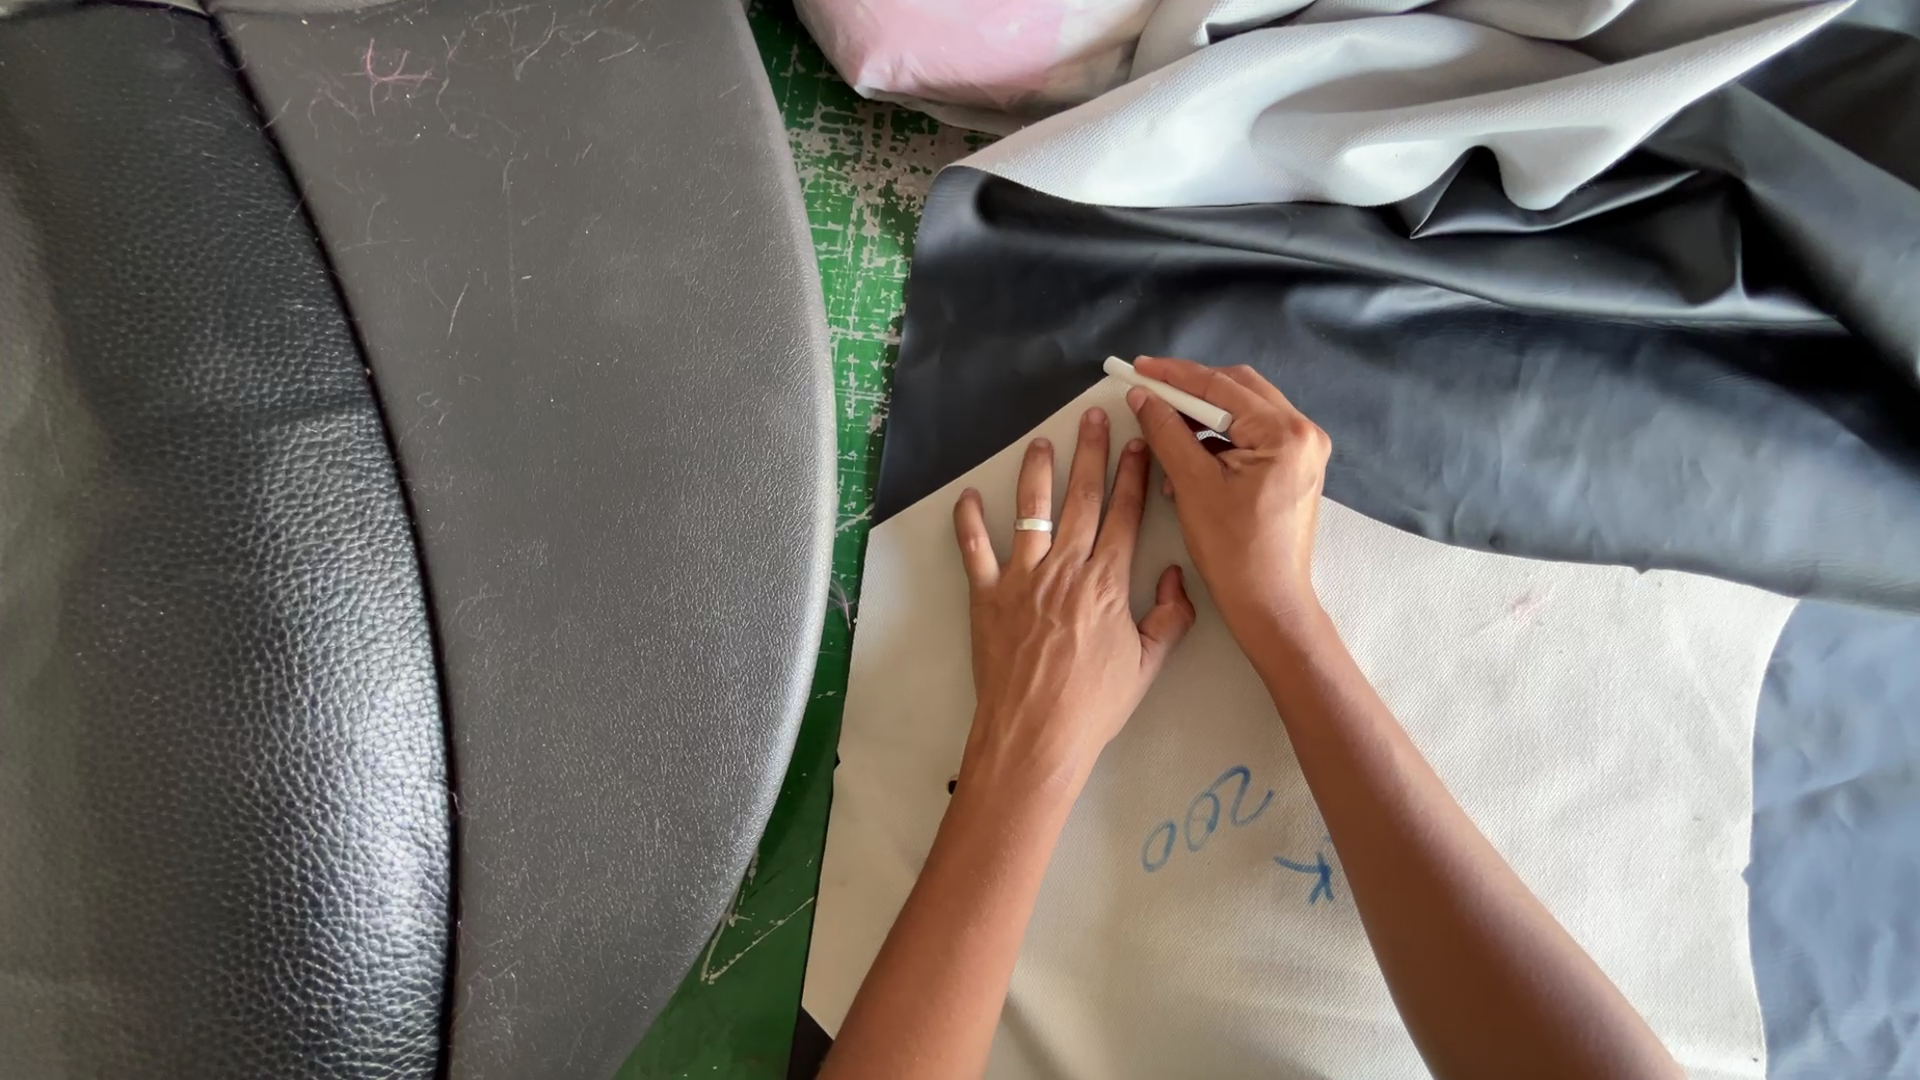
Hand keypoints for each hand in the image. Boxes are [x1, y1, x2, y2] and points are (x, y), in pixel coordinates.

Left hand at [952, 407, 1195, 792]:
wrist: (1036, 733)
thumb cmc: (1093, 704)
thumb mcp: (1148, 665)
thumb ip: (1170, 618)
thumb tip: (1179, 578)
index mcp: (1107, 583)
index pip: (1124, 516)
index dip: (1134, 476)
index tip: (1139, 444)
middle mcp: (1065, 569)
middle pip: (1082, 499)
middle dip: (1092, 454)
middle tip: (1095, 418)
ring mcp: (1022, 579)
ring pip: (1032, 512)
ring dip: (1038, 472)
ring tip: (1042, 441)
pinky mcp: (987, 595)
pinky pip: (975, 550)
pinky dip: (969, 521)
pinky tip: (967, 495)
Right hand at [1123, 356, 1331, 638]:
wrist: (1267, 601)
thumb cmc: (1232, 548)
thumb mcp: (1192, 484)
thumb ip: (1166, 432)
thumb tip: (1143, 396)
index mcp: (1285, 432)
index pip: (1222, 386)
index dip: (1175, 375)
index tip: (1139, 367)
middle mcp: (1303, 432)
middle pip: (1238, 389)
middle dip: (1191, 390)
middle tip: (1149, 390)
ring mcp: (1303, 450)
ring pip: (1243, 411)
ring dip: (1202, 417)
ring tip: (1165, 432)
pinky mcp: (1294, 467)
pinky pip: (1251, 436)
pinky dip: (1218, 440)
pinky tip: (1188, 458)